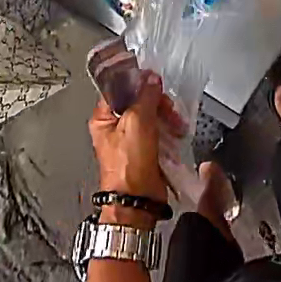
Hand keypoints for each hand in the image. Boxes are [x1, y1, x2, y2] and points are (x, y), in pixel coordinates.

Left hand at [88, 72, 182, 203]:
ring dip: (166, 117)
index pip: (119, 88)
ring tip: (176, 125)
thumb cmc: (129, 167)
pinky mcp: (145, 149)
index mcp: (103, 117)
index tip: (153, 81)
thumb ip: (145, 97)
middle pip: (138, 101)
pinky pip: (158, 131)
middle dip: (156, 103)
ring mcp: (130, 138)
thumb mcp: (137, 123)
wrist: (139, 201)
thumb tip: (151, 80)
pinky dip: (169, 130)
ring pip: (150, 116)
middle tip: (168, 108)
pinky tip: (177, 134)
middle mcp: (114, 126)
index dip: (137, 82)